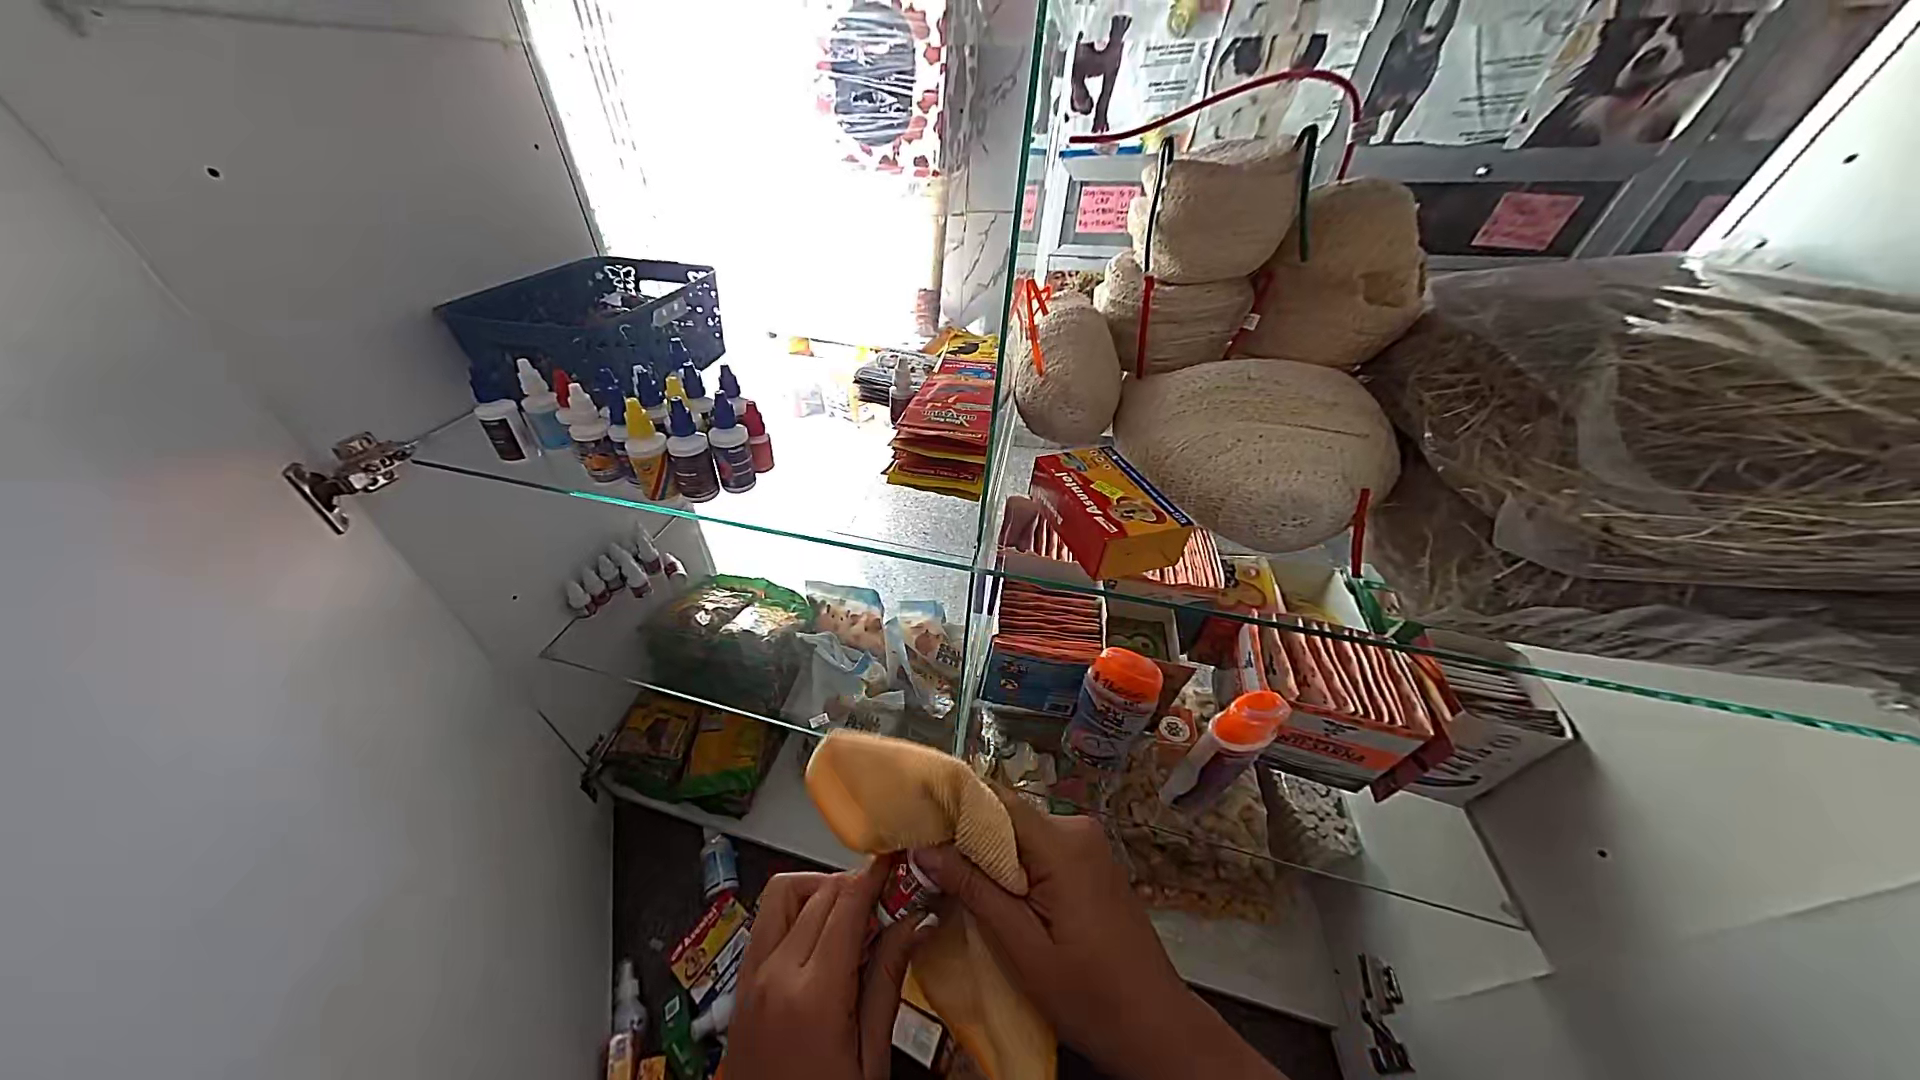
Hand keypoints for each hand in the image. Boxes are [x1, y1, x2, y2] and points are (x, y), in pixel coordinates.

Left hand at [724, 862, 937, 1079]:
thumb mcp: (870, 1057)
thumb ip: (889, 979)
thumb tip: (916, 920)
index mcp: (813, 993)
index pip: (847, 904)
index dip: (876, 876)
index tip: (898, 863)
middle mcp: (774, 973)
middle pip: (819, 892)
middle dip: (856, 884)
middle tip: (886, 901)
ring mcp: (750, 977)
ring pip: (783, 893)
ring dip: (819, 890)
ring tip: (851, 917)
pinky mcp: (739, 985)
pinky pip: (767, 922)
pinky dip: (795, 911)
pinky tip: (821, 938)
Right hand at [915, 791, 1282, 1079]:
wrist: (1156, 1025)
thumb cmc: (1090, 993)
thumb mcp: (1022, 947)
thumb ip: (975, 890)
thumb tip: (925, 850)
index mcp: (1063, 842)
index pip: (997, 800)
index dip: (954, 807)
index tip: (917, 824)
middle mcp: (1077, 828)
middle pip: (1007, 815)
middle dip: (968, 838)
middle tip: (929, 864)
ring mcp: (1088, 843)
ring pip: (1021, 832)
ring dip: (990, 854)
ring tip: (955, 883)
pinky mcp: (1090, 860)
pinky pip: (1040, 847)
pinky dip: (1015, 864)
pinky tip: (997, 894)